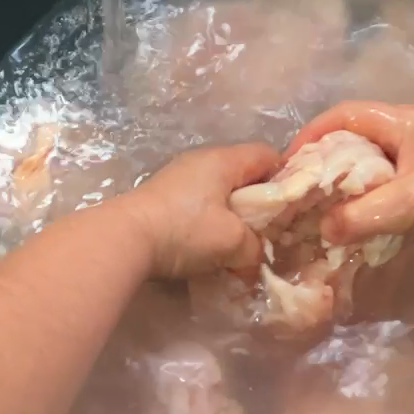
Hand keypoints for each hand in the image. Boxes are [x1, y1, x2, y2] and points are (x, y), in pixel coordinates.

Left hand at [113, 143, 280, 278]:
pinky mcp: (157, 202)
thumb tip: (255, 257)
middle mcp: (199, 163)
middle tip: (264, 233)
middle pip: (240, 176)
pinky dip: (204, 226)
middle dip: (255, 204)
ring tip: (235, 247)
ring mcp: (175, 181)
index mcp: (223, 160)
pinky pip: (193, 209)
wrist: (124, 240)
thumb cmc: (185, 231)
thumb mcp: (232, 242)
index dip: (284, 178)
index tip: (290, 208)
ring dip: (227, 219)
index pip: (266, 155)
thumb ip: (255, 248)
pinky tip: (204, 250)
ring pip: (215, 195)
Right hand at [289, 102, 413, 261]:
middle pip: (351, 138)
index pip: (345, 115)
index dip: (312, 135)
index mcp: (405, 122)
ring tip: (316, 208)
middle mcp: (409, 132)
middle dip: (321, 162)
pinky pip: (378, 186)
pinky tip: (347, 222)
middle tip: (298, 190)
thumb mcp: (408, 205)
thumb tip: (321, 230)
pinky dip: (358, 201)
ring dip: (340, 184)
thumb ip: (358, 217)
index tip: (288, 164)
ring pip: (364, 164)